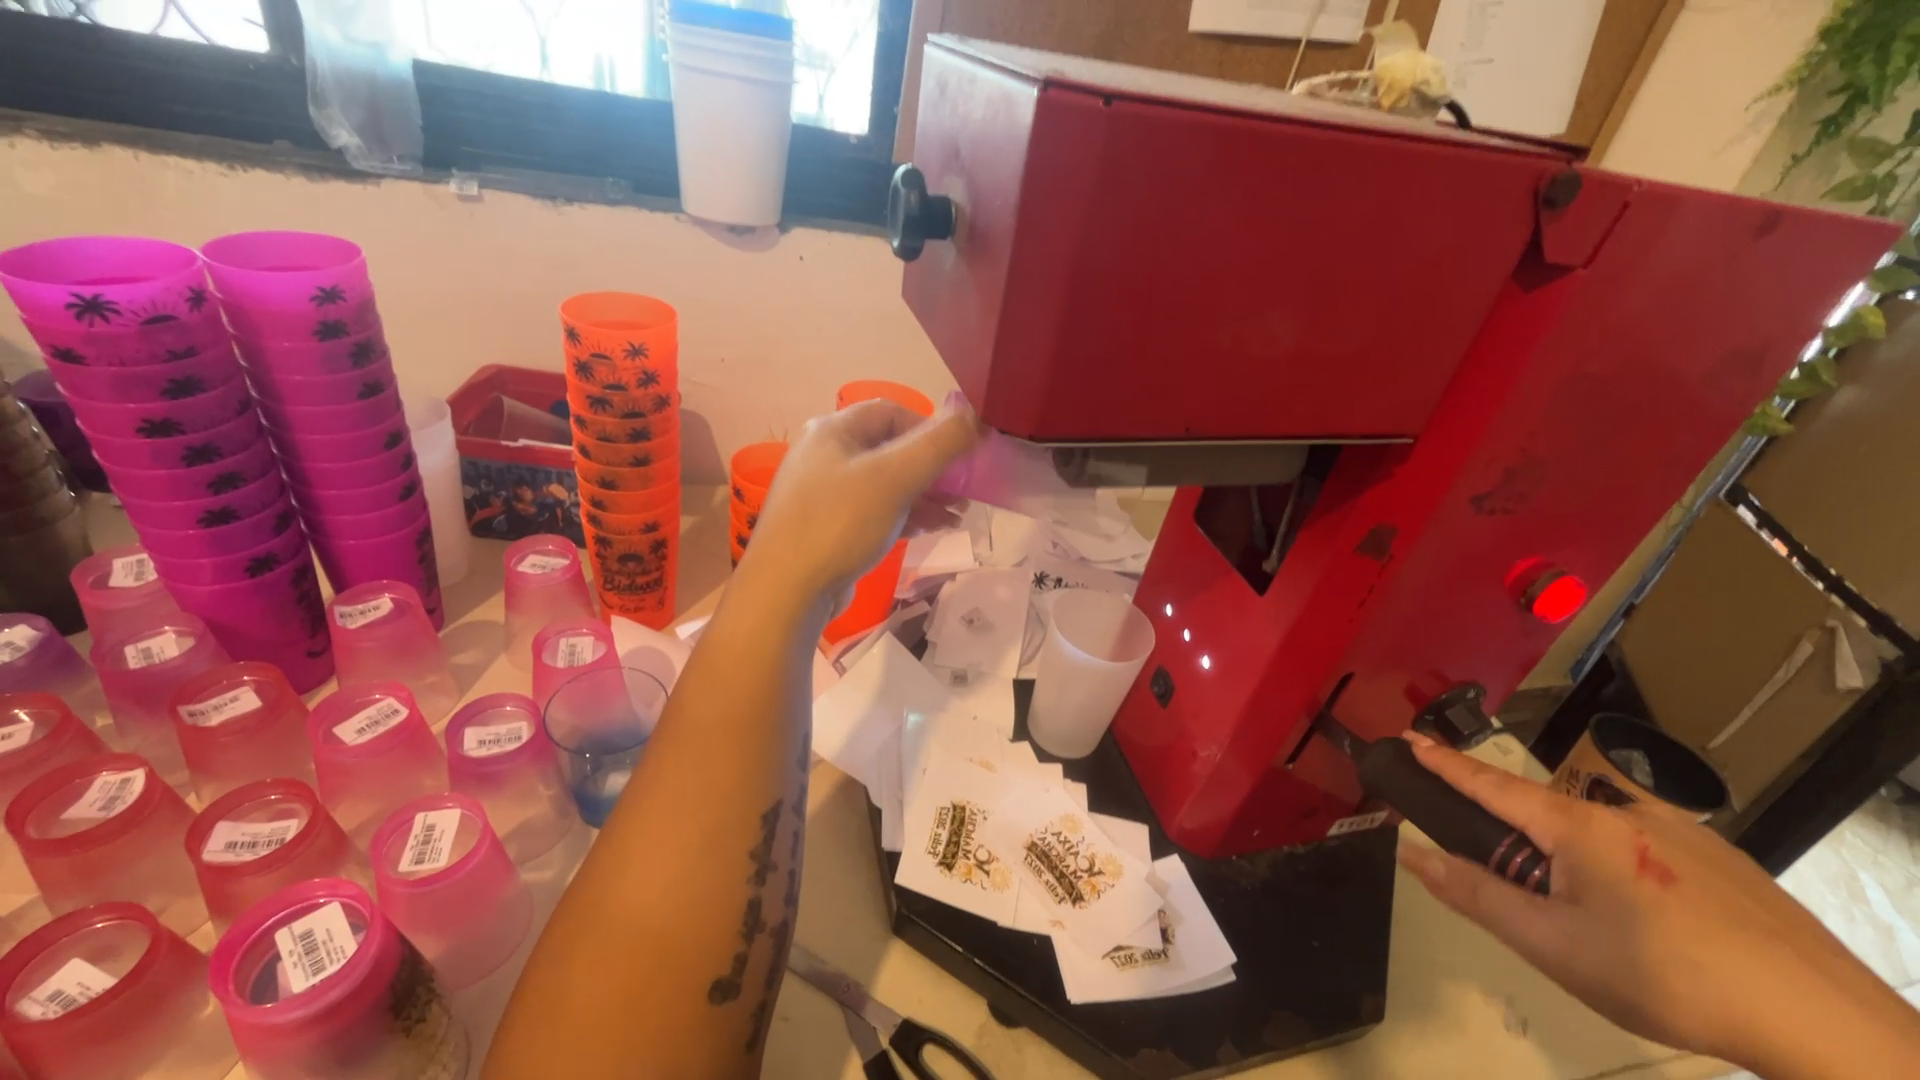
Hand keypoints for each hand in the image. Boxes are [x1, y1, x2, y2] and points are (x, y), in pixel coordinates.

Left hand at [744, 398, 978, 607]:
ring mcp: (824, 493)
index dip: (931, 428)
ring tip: (958, 514)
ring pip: (886, 483)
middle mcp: (825, 454)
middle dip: (933, 467)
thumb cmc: (839, 524)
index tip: (961, 454)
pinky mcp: (828, 528)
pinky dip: (905, 515)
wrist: (785, 591)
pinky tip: (932, 529)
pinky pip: (875, 511)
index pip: (892, 411)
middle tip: (966, 489)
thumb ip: (939, 445)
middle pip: (891, 448)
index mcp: (833, 430)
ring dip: (925, 494)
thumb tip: (976, 417)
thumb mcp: (895, 478)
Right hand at [1397, 733, 1919, 1078]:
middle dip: (1518, 843)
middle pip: (1544, 815)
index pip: (1490, 784)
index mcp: (1576, 827)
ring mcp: (1679, 832)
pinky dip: (1625, 876)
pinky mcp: (1721, 859)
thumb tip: (1412, 853)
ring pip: (1597, 839)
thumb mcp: (1553, 946)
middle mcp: (1624, 812)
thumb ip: (1477, 894)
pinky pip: (1645, 852)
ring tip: (1603, 933)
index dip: (1444, 762)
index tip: (1407, 738)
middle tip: (1524, 899)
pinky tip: (1656, 930)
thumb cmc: (1663, 976)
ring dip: (1574, 866)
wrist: (1818, 1019)